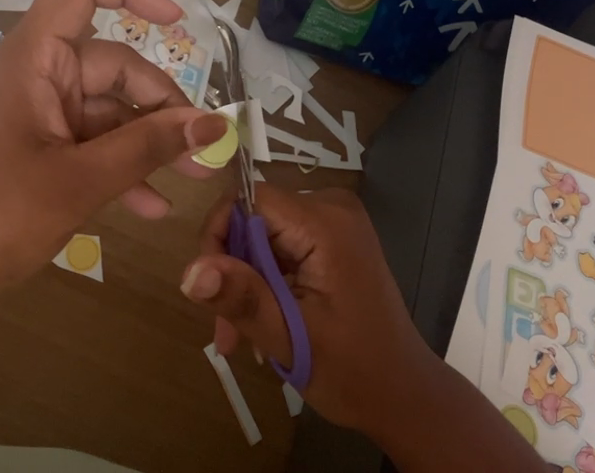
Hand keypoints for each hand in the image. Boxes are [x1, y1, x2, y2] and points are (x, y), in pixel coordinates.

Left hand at [0, 0, 230, 319]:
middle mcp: (34, 74)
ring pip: (107, 109)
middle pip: (113, 65)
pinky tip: (152, 206)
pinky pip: (88, 142)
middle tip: (204, 149)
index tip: (177, 20)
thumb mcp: (80, 182)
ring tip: (194, 178)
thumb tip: (215, 123)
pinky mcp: (34, 147)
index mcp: (32, 59)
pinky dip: (119, 166)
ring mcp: (34, 112)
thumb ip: (149, 147)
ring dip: (148, 143)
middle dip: (161, 105)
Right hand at [178, 186, 443, 433]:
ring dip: (248, 282)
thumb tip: (190, 272)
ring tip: (243, 337)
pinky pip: (283, 244)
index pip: (248, 200)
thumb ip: (242, 298)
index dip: (220, 236)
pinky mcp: (334, 239)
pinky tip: (267, 322)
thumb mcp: (290, 337)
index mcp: (325, 223)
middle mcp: (332, 208)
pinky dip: (268, 281)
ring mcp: (336, 222)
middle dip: (234, 271)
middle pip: (254, 218)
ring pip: (264, 235)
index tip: (211, 288)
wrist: (404, 393)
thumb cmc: (353, 370)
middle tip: (227, 330)